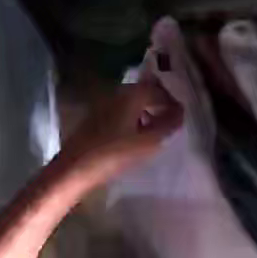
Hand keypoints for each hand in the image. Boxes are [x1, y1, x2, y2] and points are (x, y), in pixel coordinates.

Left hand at [52, 77, 183, 191]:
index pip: (158, 90)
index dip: (172, 102)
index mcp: (132, 93)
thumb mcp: (147, 142)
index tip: (181, 117)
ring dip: (146, 111)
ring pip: (132, 101)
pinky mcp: (96, 116)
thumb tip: (180, 112)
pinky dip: (133, 117)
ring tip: (156, 130)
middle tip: (171, 122)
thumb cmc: (114, 153)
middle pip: (144, 92)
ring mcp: (105, 103)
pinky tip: (136, 135)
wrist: (75, 167)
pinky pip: (122, 110)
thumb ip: (167, 125)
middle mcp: (118, 92)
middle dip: (159, 105)